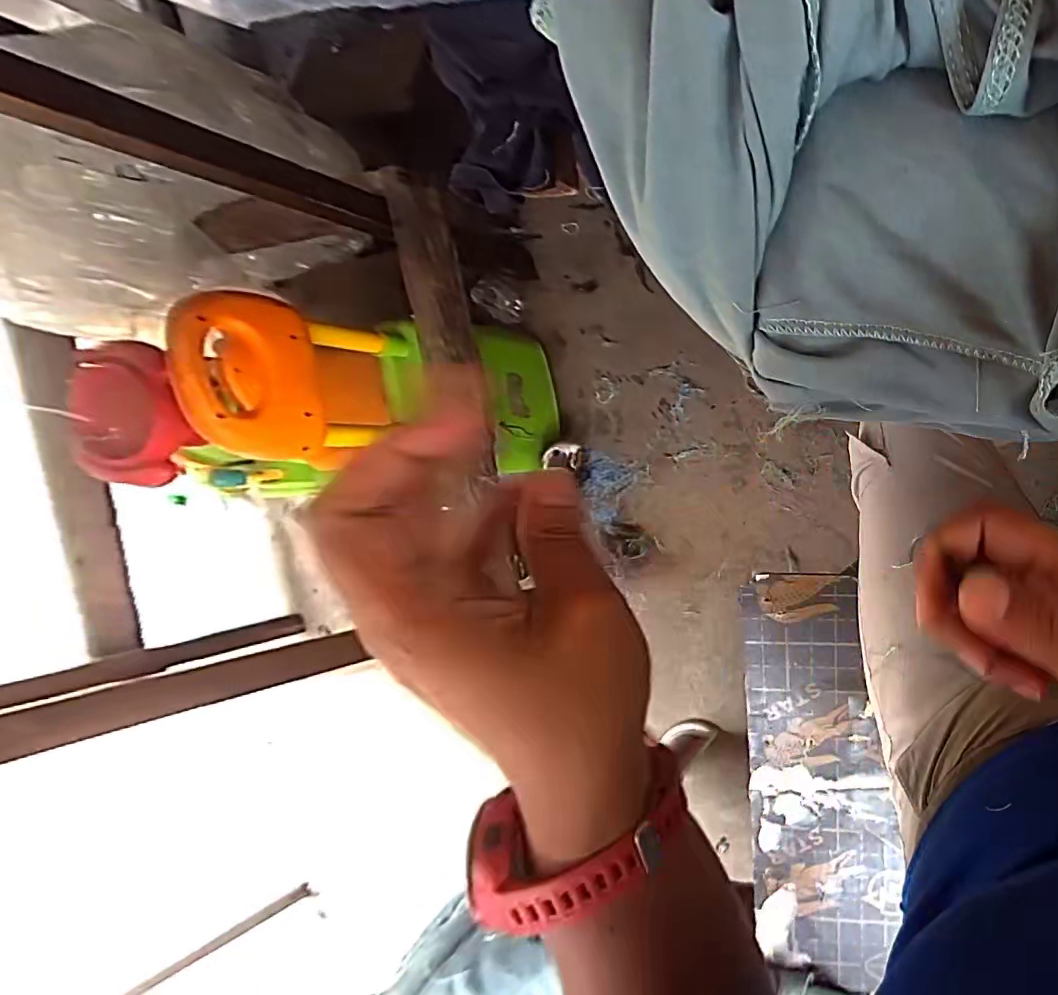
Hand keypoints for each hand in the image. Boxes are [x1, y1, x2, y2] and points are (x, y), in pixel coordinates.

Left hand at [304, 383, 654, 864]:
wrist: (584, 771)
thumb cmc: (580, 703)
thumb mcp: (583, 611)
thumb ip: (558, 539)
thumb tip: (548, 479)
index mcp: (414, 613)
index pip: (351, 518)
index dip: (395, 454)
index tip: (462, 416)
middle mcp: (407, 610)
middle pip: (381, 516)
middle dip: (424, 455)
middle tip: (478, 410)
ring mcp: (436, 616)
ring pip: (427, 533)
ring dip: (466, 486)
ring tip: (512, 449)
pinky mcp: (468, 621)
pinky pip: (464, 556)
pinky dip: (493, 521)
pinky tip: (533, 502)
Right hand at [913, 503, 1057, 758]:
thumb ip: (1041, 627)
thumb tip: (969, 588)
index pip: (978, 523)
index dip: (941, 557)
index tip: (940, 619)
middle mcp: (1042, 565)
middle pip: (962, 555)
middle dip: (950, 609)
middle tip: (984, 662)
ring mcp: (1036, 590)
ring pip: (968, 591)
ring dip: (970, 637)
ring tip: (1016, 678)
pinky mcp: (1032, 617)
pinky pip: (984, 620)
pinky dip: (985, 650)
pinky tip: (1023, 679)